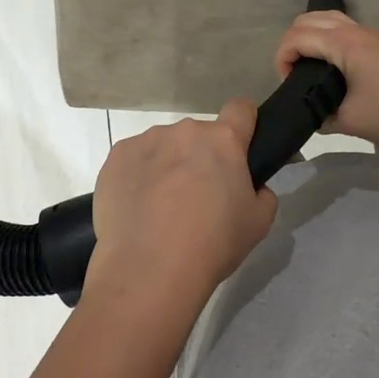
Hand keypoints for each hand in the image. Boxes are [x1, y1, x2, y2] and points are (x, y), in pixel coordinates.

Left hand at [89, 100, 277, 298]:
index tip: (241, 144)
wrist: (149, 267)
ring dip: (168, 166)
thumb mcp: (258, 224)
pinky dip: (138, 177)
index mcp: (222, 140)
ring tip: (161, 210)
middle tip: (198, 198)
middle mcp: (183, 131)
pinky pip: (135, 159)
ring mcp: (146, 140)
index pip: (241, 109)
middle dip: (201, 157)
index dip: (244, 123)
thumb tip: (250, 186)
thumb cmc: (212, 244)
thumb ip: (261, 194)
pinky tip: (138, 210)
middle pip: (198, 136)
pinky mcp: (116, 156)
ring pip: (164, 147)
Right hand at [273, 10, 378, 158]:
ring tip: (309, 71)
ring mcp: (371, 36)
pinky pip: (343, 29)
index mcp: (343, 44)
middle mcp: (355, 31)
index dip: (282, 60)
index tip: (287, 88)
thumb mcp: (350, 122)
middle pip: (308, 19)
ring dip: (310, 37)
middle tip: (293, 76)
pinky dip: (327, 39)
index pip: (296, 37)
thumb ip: (321, 116)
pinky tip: (332, 69)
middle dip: (292, 43)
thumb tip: (312, 115)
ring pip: (328, 19)